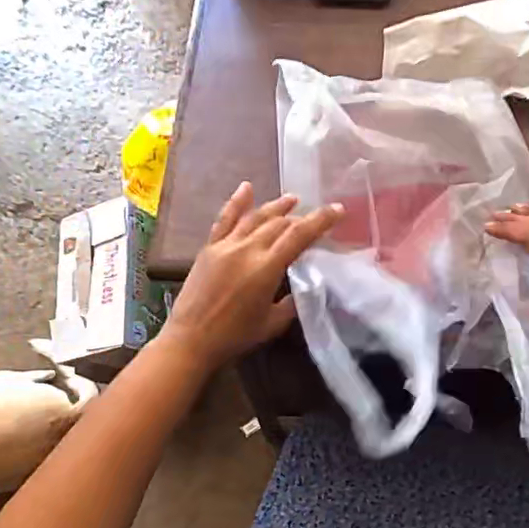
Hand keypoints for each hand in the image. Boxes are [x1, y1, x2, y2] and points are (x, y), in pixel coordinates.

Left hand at [156, 182, 343, 370]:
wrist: (190, 339)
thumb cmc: (234, 336)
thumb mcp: (272, 323)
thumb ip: (291, 302)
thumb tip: (305, 286)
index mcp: (266, 267)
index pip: (299, 235)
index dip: (321, 220)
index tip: (338, 209)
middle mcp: (247, 249)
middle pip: (278, 224)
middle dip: (299, 218)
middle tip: (313, 218)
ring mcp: (225, 246)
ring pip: (254, 217)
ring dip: (275, 206)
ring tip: (292, 199)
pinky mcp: (208, 249)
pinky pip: (224, 219)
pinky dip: (236, 202)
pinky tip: (246, 188)